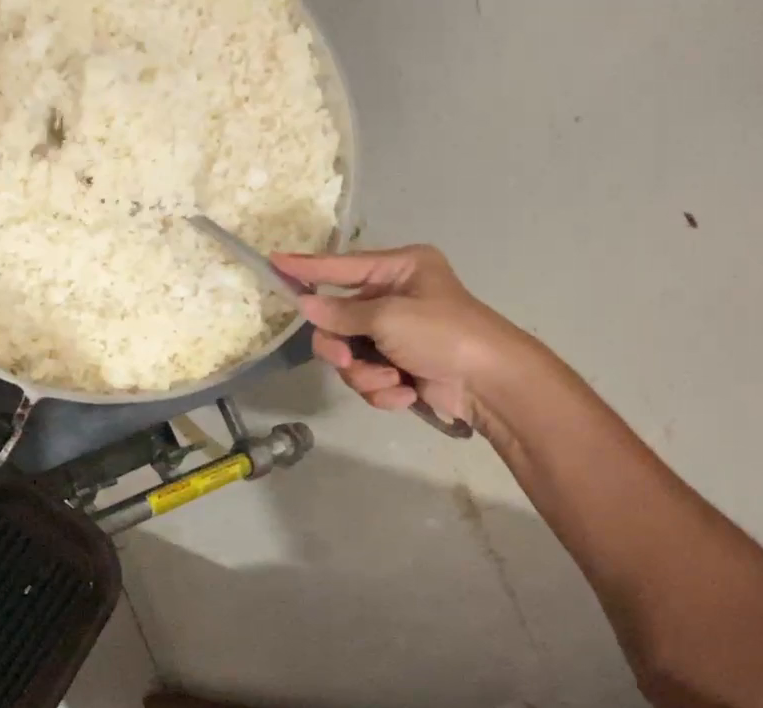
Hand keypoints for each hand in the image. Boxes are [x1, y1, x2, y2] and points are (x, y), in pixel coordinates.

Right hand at [270, 245, 549, 429]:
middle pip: (335, 322)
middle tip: (345, 359)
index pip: (341, 268)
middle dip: (341, 348)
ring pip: (346, 356)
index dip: (307, 268)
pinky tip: (403, 391)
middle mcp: (392, 298)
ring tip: (390, 379)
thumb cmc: (444, 334)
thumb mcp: (388, 318)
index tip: (274, 260)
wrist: (487, 382)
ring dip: (364, 374)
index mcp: (399, 271)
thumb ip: (341, 313)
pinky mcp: (395, 366)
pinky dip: (380, 389)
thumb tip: (305, 305)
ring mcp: (392, 335)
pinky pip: (365, 377)